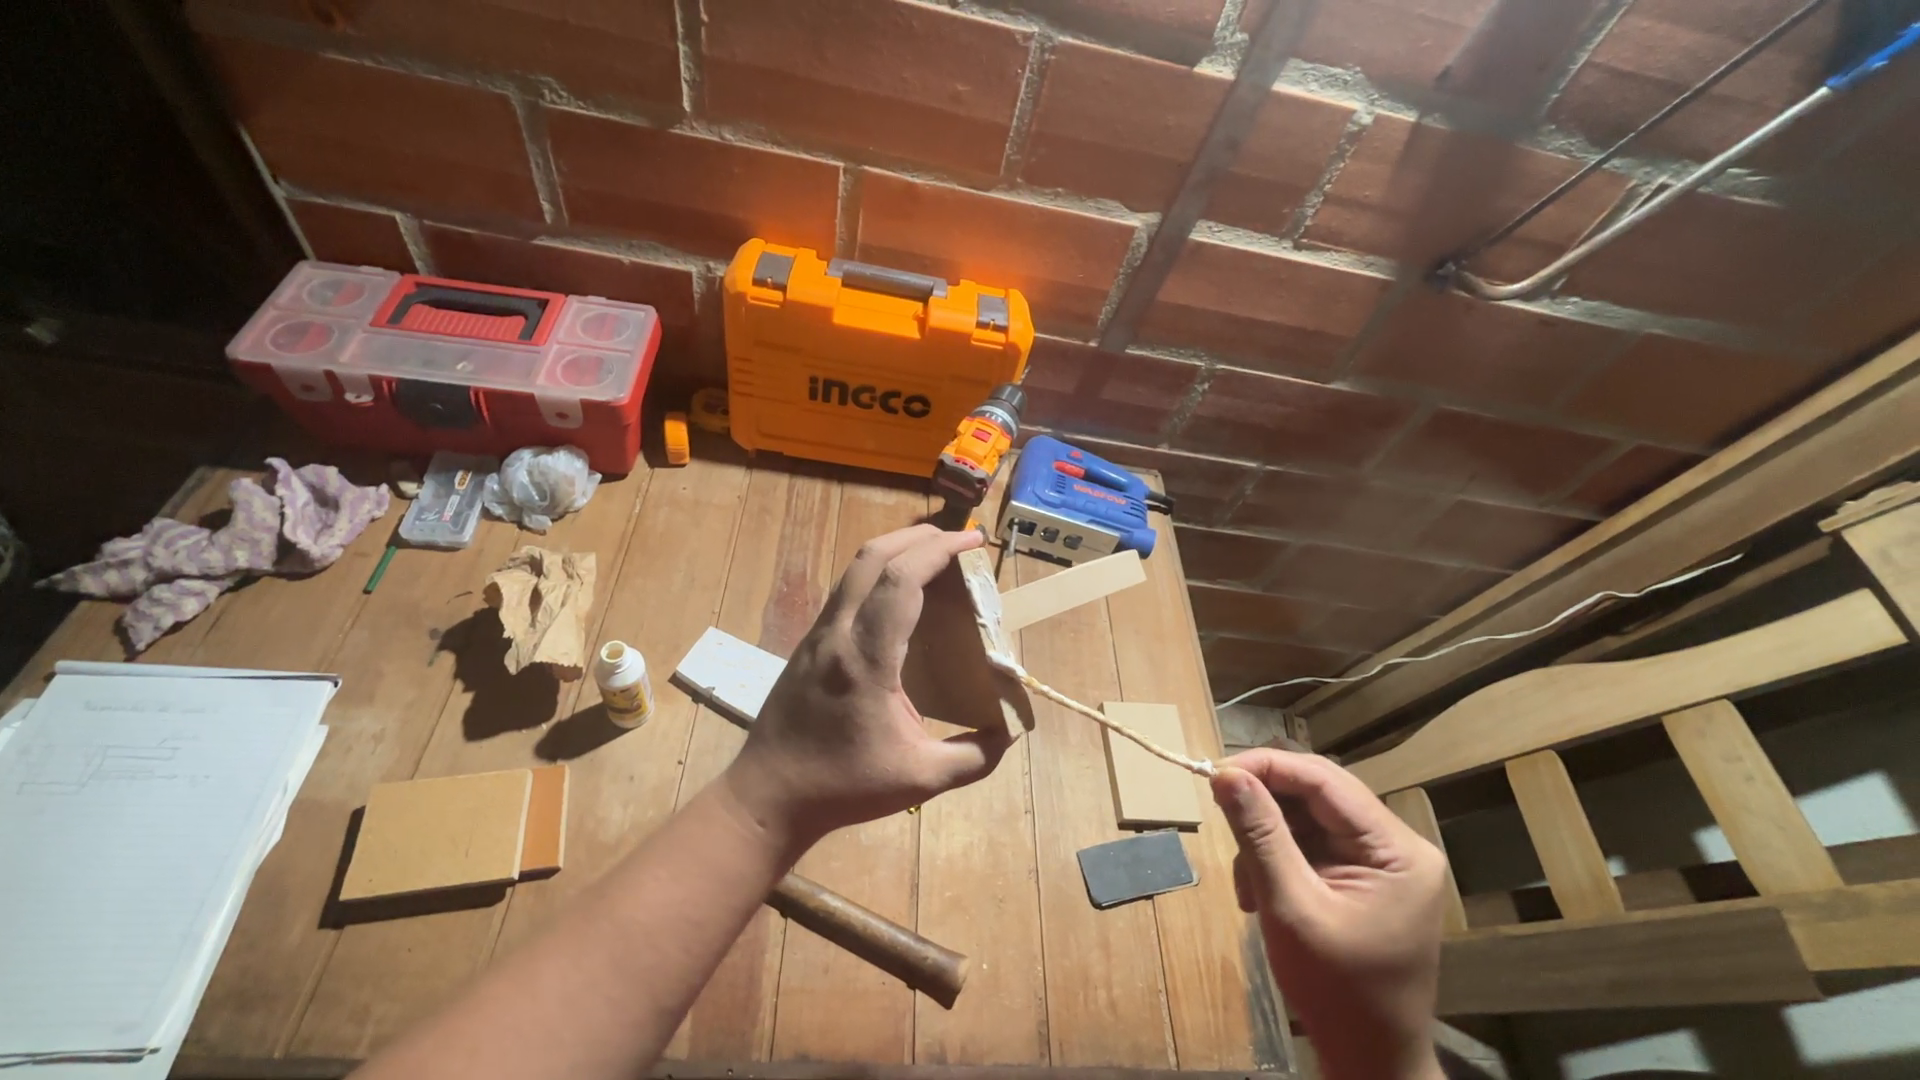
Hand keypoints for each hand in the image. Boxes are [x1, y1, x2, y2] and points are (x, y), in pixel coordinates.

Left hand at [723, 525, 1010, 847]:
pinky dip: (877, 572)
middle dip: (920, 536)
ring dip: (895, 549)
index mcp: (867, 658)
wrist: (769, 795)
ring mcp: (817, 634)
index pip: (901, 580)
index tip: (973, 541)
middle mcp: (838, 633)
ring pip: (854, 568)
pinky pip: (845, 588)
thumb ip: (974, 757)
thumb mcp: (921, 779)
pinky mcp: (808, 643)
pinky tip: (897, 593)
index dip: (940, 550)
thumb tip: (1009, 733)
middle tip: (958, 540)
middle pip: (874, 556)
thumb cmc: (845, 786)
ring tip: (932, 556)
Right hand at [1211, 750, 1446, 1079]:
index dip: (1267, 767)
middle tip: (1220, 816)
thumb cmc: (1336, 990)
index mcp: (1397, 849)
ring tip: (1246, 886)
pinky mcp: (1363, 878)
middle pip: (1317, 795)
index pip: (1325, 781)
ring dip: (1265, 840)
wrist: (1369, 1059)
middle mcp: (1397, 845)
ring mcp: (1382, 862)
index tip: (1215, 771)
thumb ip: (1260, 835)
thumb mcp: (1290, 907)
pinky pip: (1310, 845)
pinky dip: (1276, 860)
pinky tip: (1259, 894)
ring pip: (1307, 818)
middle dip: (1264, 807)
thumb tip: (1225, 774)